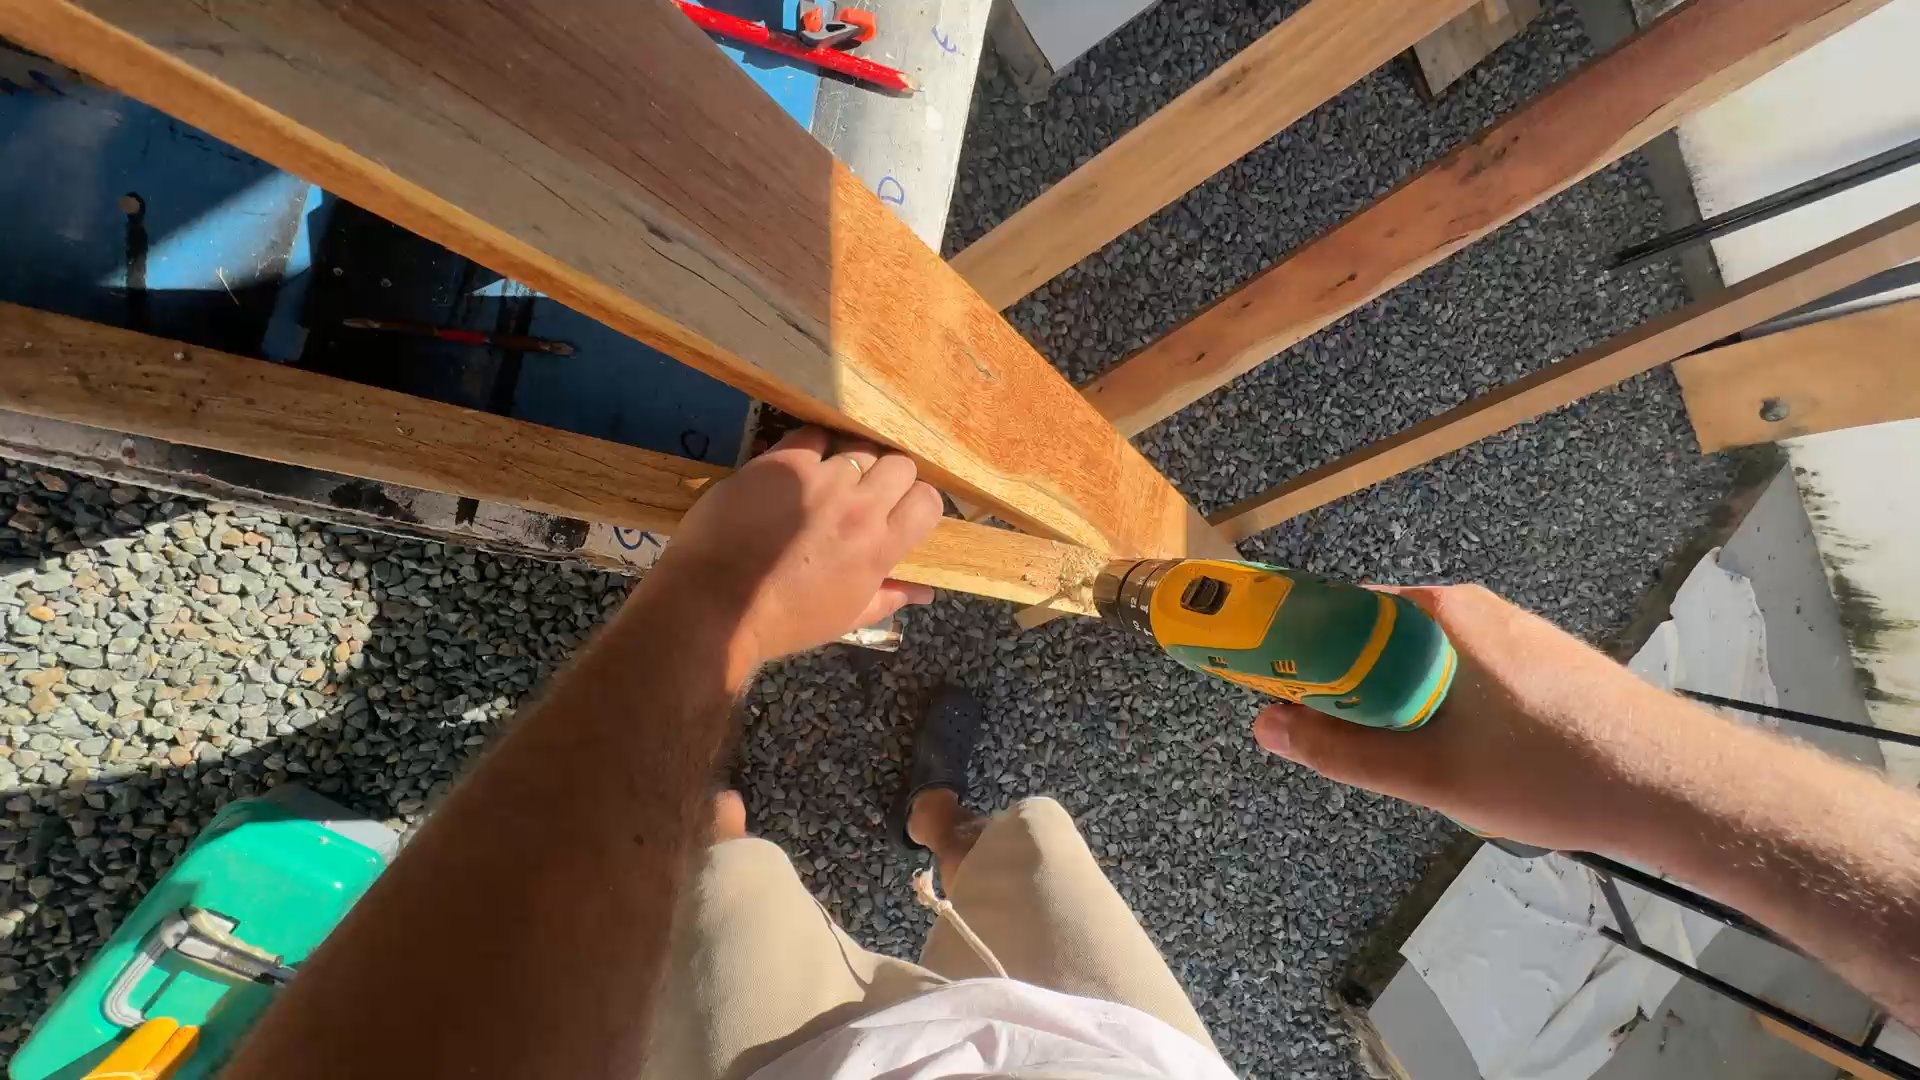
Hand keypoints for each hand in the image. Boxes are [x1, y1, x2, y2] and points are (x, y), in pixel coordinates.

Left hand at [638, 427, 943, 672]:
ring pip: (858, 448)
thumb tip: (926, 593)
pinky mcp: (783, 463)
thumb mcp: (846, 618)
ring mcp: (821, 480)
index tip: (897, 510)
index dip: (916, 502)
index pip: (927, 501)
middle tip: (863, 493)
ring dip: (849, 462)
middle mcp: (859, 508)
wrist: (714, 605)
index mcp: (879, 548)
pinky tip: (800, 465)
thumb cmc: (784, 621)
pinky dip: (814, 447)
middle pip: (900, 465)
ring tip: (827, 479)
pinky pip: (815, 436)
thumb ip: (890, 598)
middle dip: (888, 476)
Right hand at [1251, 584, 1717, 851]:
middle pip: (1372, 633)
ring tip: (1406, 750)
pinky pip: (1455, 663)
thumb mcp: (1429, 774)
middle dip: (1347, 681)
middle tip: (1346, 736)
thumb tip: (1263, 725)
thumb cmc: (1549, 773)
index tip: (1282, 690)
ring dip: (1392, 693)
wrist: (1693, 792)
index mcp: (1433, 613)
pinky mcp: (1536, 651)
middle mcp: (1465, 604)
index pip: (1334, 610)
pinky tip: (1461, 746)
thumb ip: (1338, 750)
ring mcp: (1507, 625)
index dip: (1299, 649)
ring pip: (1415, 652)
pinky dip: (1433, 695)